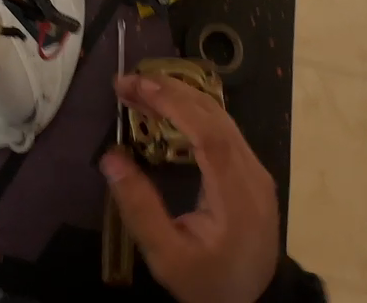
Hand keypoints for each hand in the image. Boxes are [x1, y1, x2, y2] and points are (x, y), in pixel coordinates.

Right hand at [101, 74, 280, 302]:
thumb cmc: (207, 283)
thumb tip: (110, 157)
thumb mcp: (166, 257)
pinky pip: (220, 127)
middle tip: (126, 83)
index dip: (173, 104)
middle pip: (214, 116)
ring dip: (178, 97)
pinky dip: (189, 111)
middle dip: (169, 91)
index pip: (209, 133)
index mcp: (237, 195)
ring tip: (138, 91)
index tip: (137, 87)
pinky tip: (164, 110)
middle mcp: (253, 173)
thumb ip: (139, 208)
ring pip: (218, 116)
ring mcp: (255, 169)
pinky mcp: (250, 170)